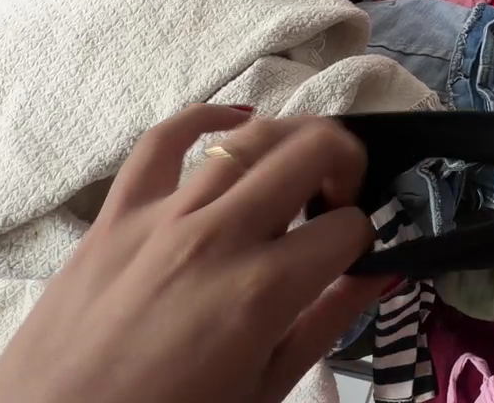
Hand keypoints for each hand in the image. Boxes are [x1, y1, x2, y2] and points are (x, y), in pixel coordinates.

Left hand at [0, 107, 391, 402]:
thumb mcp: (263, 393)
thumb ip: (328, 322)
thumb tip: (379, 272)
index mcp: (261, 291)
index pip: (349, 227)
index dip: (362, 239)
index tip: (352, 257)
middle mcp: (219, 237)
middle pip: (315, 150)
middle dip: (349, 164)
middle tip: (341, 197)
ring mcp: (163, 219)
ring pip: (255, 135)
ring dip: (297, 141)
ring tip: (301, 168)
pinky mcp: (113, 217)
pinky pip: (162, 139)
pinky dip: (206, 117)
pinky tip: (236, 120)